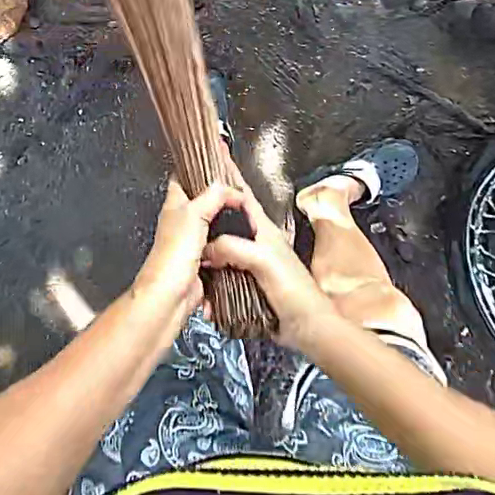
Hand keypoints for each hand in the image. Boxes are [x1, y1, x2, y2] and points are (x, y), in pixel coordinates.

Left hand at [129, 180, 244, 323]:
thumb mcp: (194, 214)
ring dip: (228, 222)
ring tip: (247, 214)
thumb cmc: (174, 252)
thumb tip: (230, 188)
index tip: (218, 163)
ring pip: (213, 224)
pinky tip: (243, 241)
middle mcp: (181, 219)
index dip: (198, 168)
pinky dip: (230, 245)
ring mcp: (191, 241)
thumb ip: (213, 196)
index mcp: (175, 203)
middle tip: (241, 193)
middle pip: (202, 200)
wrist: (171, 295)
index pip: (184, 177)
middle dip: (221, 197)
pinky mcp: (202, 261)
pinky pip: (219, 248)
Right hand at [201, 189, 341, 350]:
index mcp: (263, 229)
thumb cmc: (295, 293)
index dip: (227, 177)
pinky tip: (199, 280)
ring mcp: (250, 263)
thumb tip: (206, 248)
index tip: (211, 163)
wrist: (308, 330)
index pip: (242, 194)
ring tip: (187, 247)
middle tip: (186, 211)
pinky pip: (222, 273)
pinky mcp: (246, 284)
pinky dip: (210, 276)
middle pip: (226, 220)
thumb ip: (233, 247)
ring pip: (221, 247)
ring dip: (206, 249)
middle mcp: (255, 242)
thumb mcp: (263, 260)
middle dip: (207, 214)